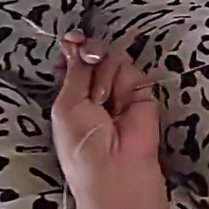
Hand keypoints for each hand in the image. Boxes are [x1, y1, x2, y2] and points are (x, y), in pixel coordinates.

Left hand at [53, 33, 162, 208]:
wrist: (117, 170)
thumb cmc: (82, 144)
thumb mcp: (67, 105)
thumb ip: (75, 71)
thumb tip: (76, 41)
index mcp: (72, 93)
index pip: (73, 60)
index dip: (73, 47)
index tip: (72, 39)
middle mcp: (95, 88)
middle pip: (94, 53)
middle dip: (90, 53)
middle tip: (90, 60)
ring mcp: (119, 90)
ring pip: (112, 59)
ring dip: (105, 75)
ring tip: (104, 102)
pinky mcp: (141, 92)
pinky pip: (131, 71)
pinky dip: (123, 83)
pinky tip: (122, 104)